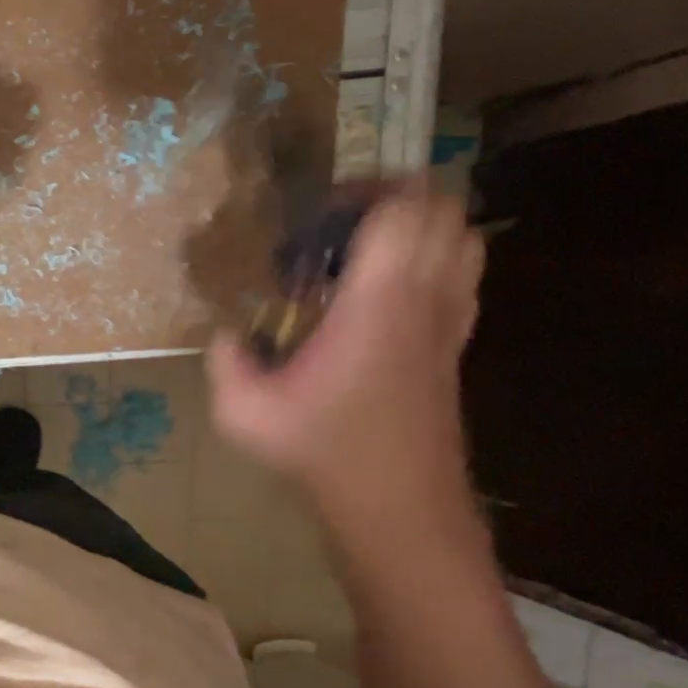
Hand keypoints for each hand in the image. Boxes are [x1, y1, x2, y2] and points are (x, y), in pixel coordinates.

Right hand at [206, 189, 484, 520]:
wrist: (394, 495)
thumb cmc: (320, 447)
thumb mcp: (244, 411)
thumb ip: (225, 362)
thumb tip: (224, 333)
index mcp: (378, 300)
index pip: (402, 209)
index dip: (367, 192)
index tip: (321, 213)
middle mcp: (425, 296)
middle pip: (444, 209)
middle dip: (397, 198)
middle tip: (342, 224)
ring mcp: (450, 318)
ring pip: (463, 237)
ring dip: (423, 228)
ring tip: (369, 251)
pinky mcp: (456, 343)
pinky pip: (464, 276)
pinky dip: (436, 263)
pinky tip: (389, 293)